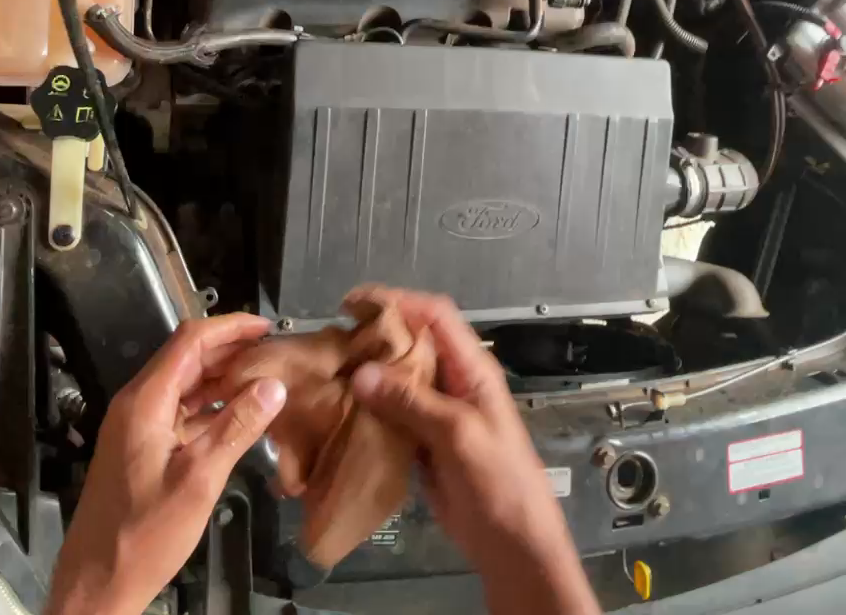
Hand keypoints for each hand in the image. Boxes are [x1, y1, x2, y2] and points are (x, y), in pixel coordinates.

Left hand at [49, 314, 285, 614]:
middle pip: (186, 357)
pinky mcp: (141, 445)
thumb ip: (237, 427)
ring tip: (262, 378)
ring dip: (221, 377)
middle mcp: (137, 403)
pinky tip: (236, 413)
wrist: (95, 588)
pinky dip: (209, 404)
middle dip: (229, 349)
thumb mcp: (199, 480)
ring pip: (184, 383)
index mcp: (145, 401)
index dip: (229, 327)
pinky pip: (179, 409)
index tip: (265, 327)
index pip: (190, 341)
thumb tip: (274, 386)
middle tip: (271, 352)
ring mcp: (137, 424)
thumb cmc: (142, 535)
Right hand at [347, 288, 599, 614]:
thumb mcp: (459, 435)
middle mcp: (453, 381)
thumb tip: (361, 373)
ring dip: (369, 372)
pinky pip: (392, 412)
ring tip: (331, 370)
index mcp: (472, 367)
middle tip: (335, 339)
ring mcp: (437, 411)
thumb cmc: (499, 481)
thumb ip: (412, 402)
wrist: (513, 545)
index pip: (435, 315)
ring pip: (398, 378)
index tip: (356, 303)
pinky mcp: (423, 440)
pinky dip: (369, 408)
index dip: (398, 301)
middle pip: (412, 342)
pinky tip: (342, 409)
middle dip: (376, 336)